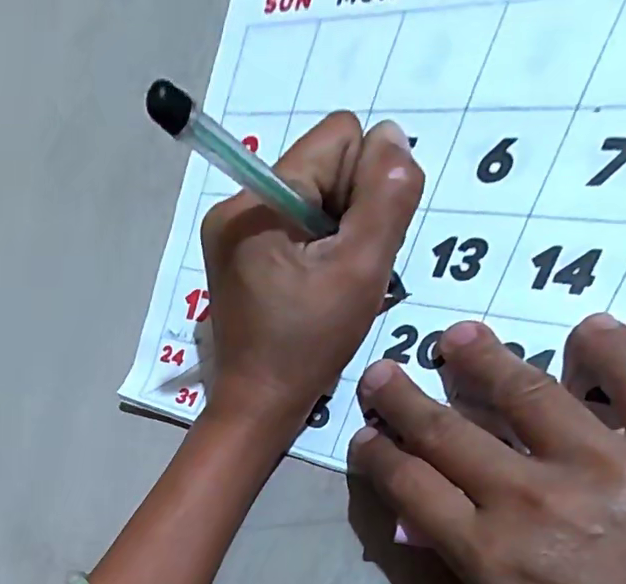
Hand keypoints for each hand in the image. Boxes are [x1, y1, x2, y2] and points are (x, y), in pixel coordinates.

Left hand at [198, 112, 421, 431]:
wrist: (259, 404)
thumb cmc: (308, 345)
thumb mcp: (359, 271)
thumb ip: (385, 197)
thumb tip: (392, 136)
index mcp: (257, 200)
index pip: (338, 138)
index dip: (366, 185)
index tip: (356, 245)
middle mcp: (236, 205)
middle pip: (324, 167)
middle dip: (351, 212)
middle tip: (346, 271)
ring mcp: (232, 233)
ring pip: (314, 199)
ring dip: (338, 236)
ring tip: (332, 285)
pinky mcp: (238, 257)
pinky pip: (295, 227)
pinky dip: (318, 252)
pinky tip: (317, 289)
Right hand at [347, 314, 625, 583]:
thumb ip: (456, 572)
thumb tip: (419, 520)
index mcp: (487, 553)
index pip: (408, 485)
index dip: (377, 454)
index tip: (364, 435)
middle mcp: (531, 499)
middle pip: (446, 431)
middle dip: (402, 398)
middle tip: (382, 371)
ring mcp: (604, 464)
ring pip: (525, 391)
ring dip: (481, 358)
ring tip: (458, 335)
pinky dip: (612, 348)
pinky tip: (588, 331)